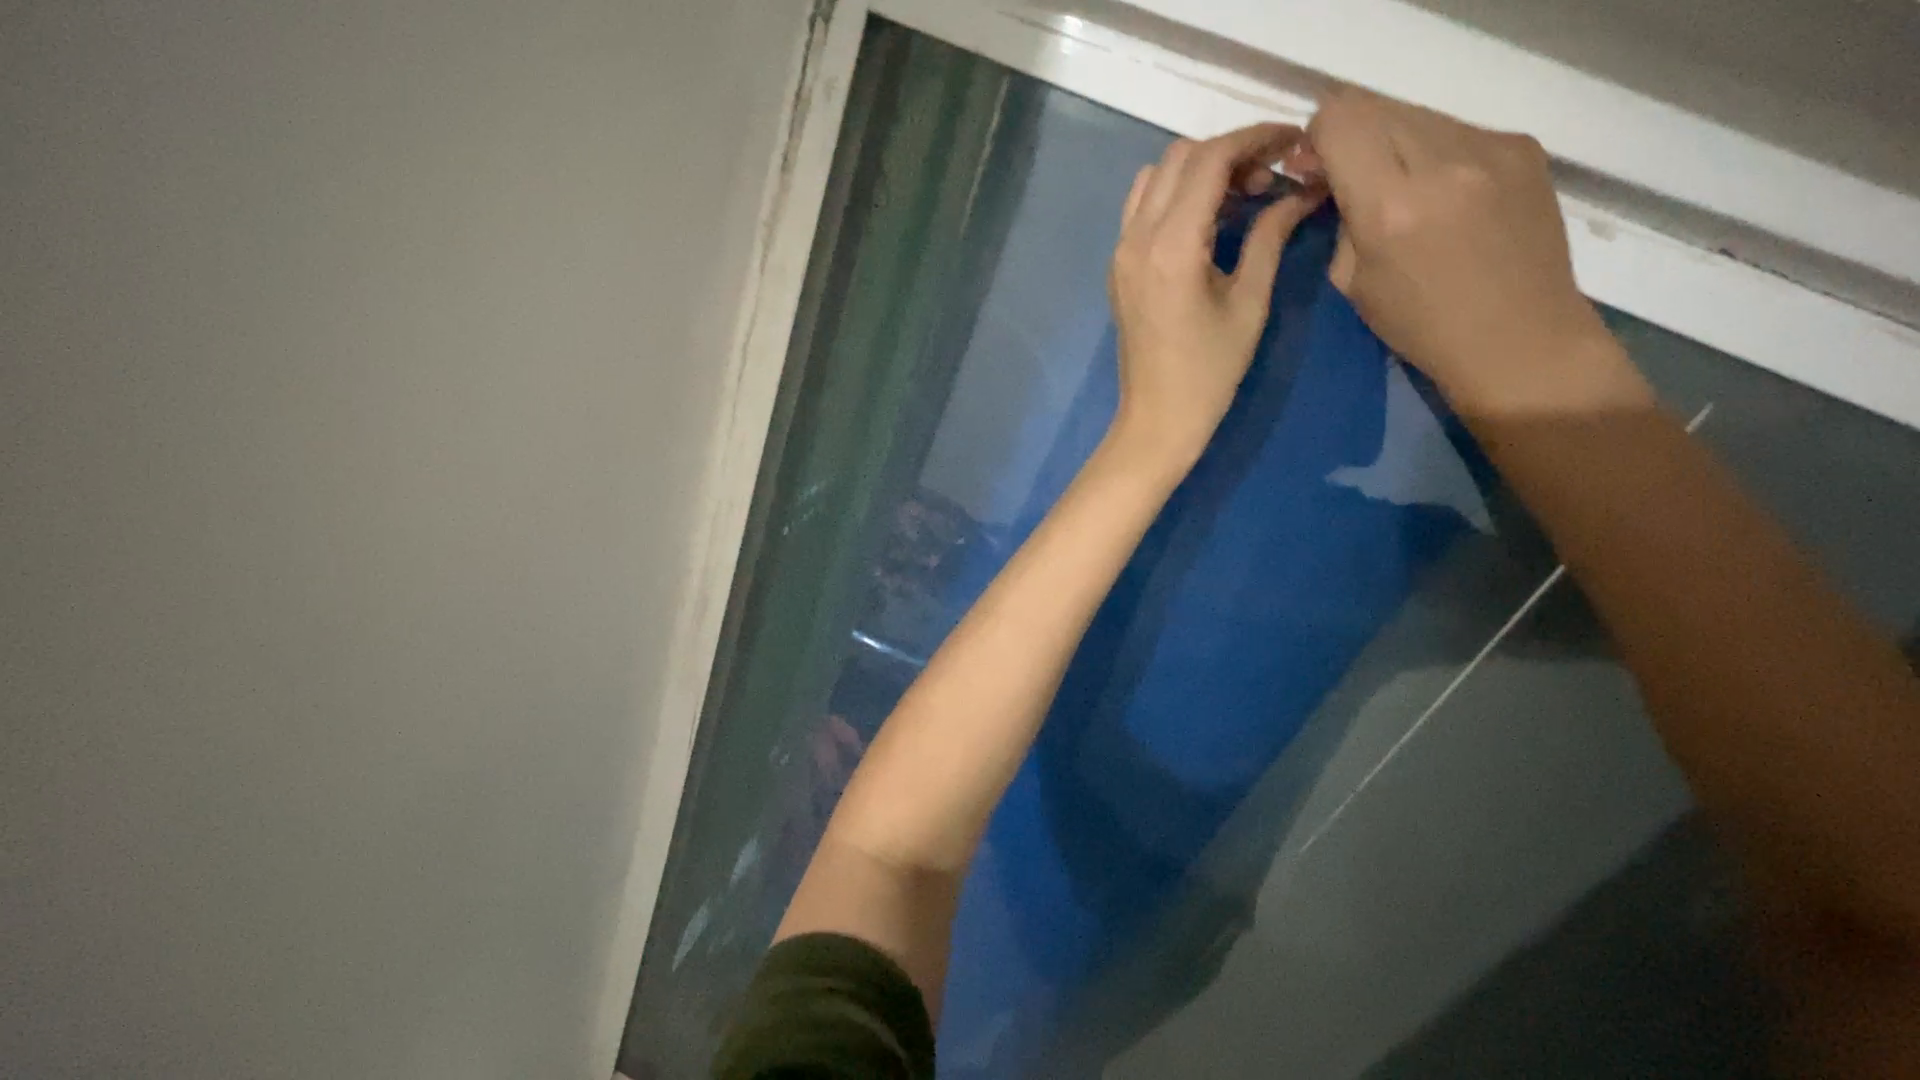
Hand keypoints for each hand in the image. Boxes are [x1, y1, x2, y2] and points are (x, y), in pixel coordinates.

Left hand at [1108, 125, 1326, 462]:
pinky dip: (1176, 194)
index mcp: (1170, 245)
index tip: (1293, 140)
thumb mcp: (1249, 302)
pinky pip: (1143, 206)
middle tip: (1272, 176)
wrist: (1157, 418)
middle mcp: (1136, 237)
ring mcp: (1121, 250)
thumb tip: (1302, 191)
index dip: (1255, 138)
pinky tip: (1211, 217)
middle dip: (1230, 152)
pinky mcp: (1119, 265)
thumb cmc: (1209, 371)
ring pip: (1157, 176)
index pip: (1209, 160)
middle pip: (1180, 158)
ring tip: (1244, 195)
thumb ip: (1270, 237)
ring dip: (1200, 170)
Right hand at [1306, 90, 1639, 415]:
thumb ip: (1340, 218)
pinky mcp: (1523, 147)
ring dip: (1394, 141)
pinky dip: (1436, 151)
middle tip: (1351, 176)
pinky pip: (1458, 128)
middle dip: (1351, 136)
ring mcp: (1490, 148)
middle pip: (1374, 106)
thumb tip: (1331, 174)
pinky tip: (1446, 194)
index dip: (1317, 137)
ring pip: (1416, 113)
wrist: (1521, 339)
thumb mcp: (1352, 282)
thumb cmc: (1423, 327)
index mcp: (1389, 207)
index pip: (1339, 120)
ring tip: (1403, 188)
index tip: (1316, 168)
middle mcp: (1442, 163)